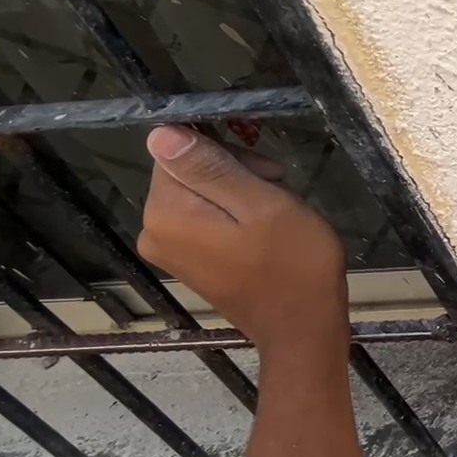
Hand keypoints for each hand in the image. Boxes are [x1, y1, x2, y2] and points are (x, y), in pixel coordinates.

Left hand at [137, 124, 348, 363]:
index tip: (271, 173)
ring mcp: (169, 250)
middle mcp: (154, 230)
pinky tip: (266, 231)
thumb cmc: (293, 261)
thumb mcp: (264, 205)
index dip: (229, 152)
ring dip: (241, 194)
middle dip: (236, 173)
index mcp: (167, 213)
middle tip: (281, 191)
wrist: (302, 324)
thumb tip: (161, 132)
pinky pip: (205, 220)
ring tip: (278, 214)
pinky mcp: (189, 262)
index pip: (178, 152)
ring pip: (200, 196)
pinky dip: (237, 216)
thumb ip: (212, 169)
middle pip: (186, 174)